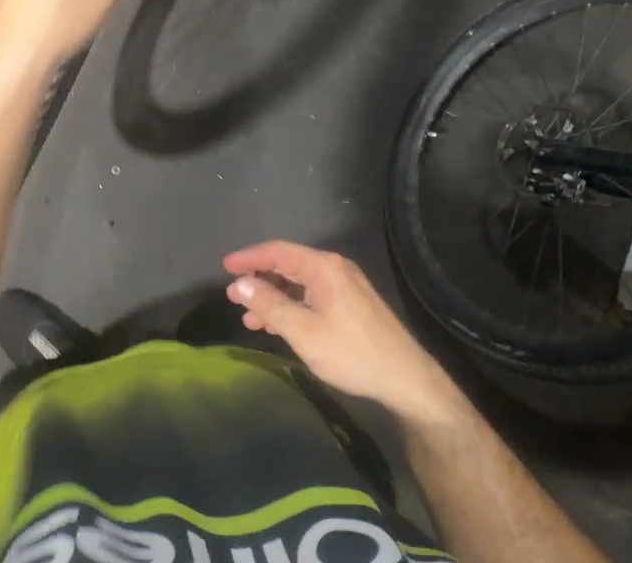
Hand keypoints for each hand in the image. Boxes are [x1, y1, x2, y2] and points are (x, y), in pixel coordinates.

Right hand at [225, 241, 471, 427]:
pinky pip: (312, 296)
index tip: (225, 267)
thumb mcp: (303, 331)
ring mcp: (346, 287)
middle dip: (259, 280)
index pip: (278, 251)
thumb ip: (269, 305)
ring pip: (299, 284)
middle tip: (233, 296)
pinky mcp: (353, 304)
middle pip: (288, 265)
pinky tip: (279, 325)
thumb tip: (238, 285)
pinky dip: (291, 306)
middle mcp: (335, 269)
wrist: (406, 380)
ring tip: (251, 318)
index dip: (249, 258)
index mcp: (324, 268)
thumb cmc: (352, 352)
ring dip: (273, 298)